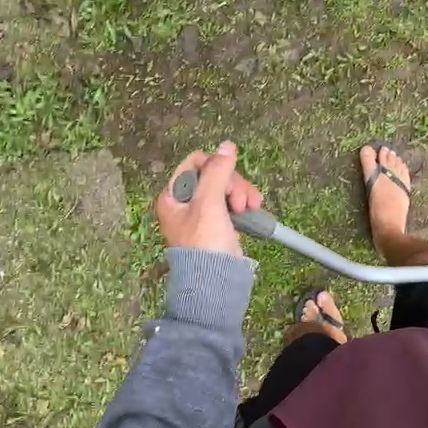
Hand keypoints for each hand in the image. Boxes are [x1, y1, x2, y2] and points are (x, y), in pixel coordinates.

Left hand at [154, 141, 263, 255]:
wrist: (215, 283)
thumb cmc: (206, 243)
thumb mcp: (209, 203)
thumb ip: (217, 172)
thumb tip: (227, 145)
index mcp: (173, 196)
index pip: (195, 163)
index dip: (215, 166)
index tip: (228, 182)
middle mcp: (185, 202)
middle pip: (214, 174)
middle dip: (233, 183)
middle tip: (241, 201)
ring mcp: (203, 213)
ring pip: (226, 187)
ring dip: (242, 192)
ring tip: (252, 207)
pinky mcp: (219, 223)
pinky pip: (233, 202)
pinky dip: (244, 203)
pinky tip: (254, 209)